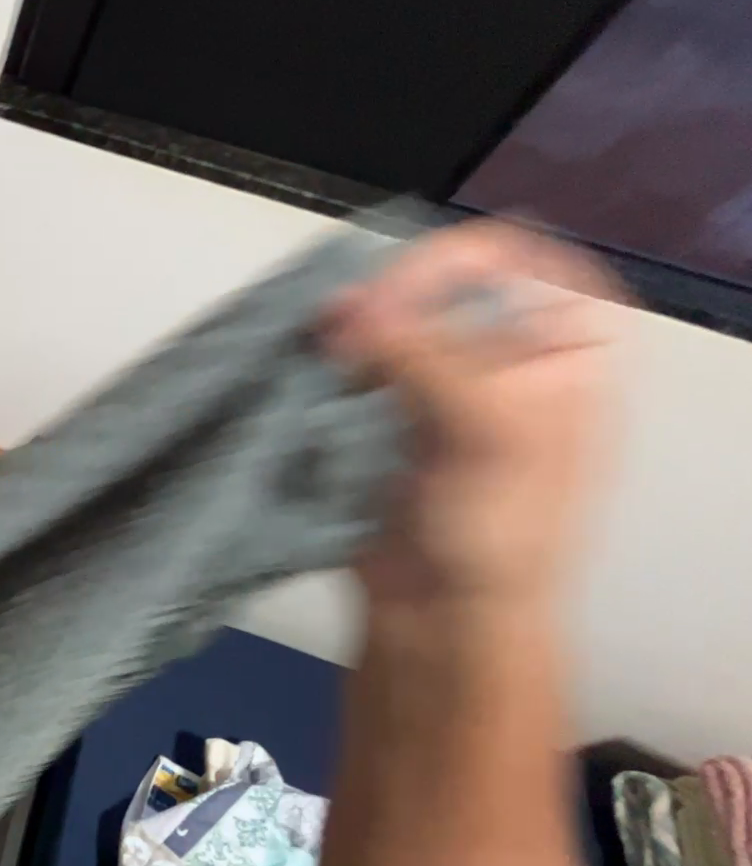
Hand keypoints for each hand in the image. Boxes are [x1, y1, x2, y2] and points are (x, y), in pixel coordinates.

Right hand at [322, 220, 622, 613]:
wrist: (440, 607)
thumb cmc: (497, 530)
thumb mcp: (489, 435)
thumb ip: (424, 359)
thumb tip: (344, 301)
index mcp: (561, 345)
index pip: (510, 258)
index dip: (446, 268)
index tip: (389, 304)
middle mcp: (496, 351)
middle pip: (431, 284)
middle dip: (379, 300)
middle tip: (337, 337)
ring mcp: (430, 380)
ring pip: (380, 322)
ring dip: (342, 332)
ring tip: (314, 358)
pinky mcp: (374, 410)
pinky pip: (345, 362)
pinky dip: (321, 360)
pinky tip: (304, 373)